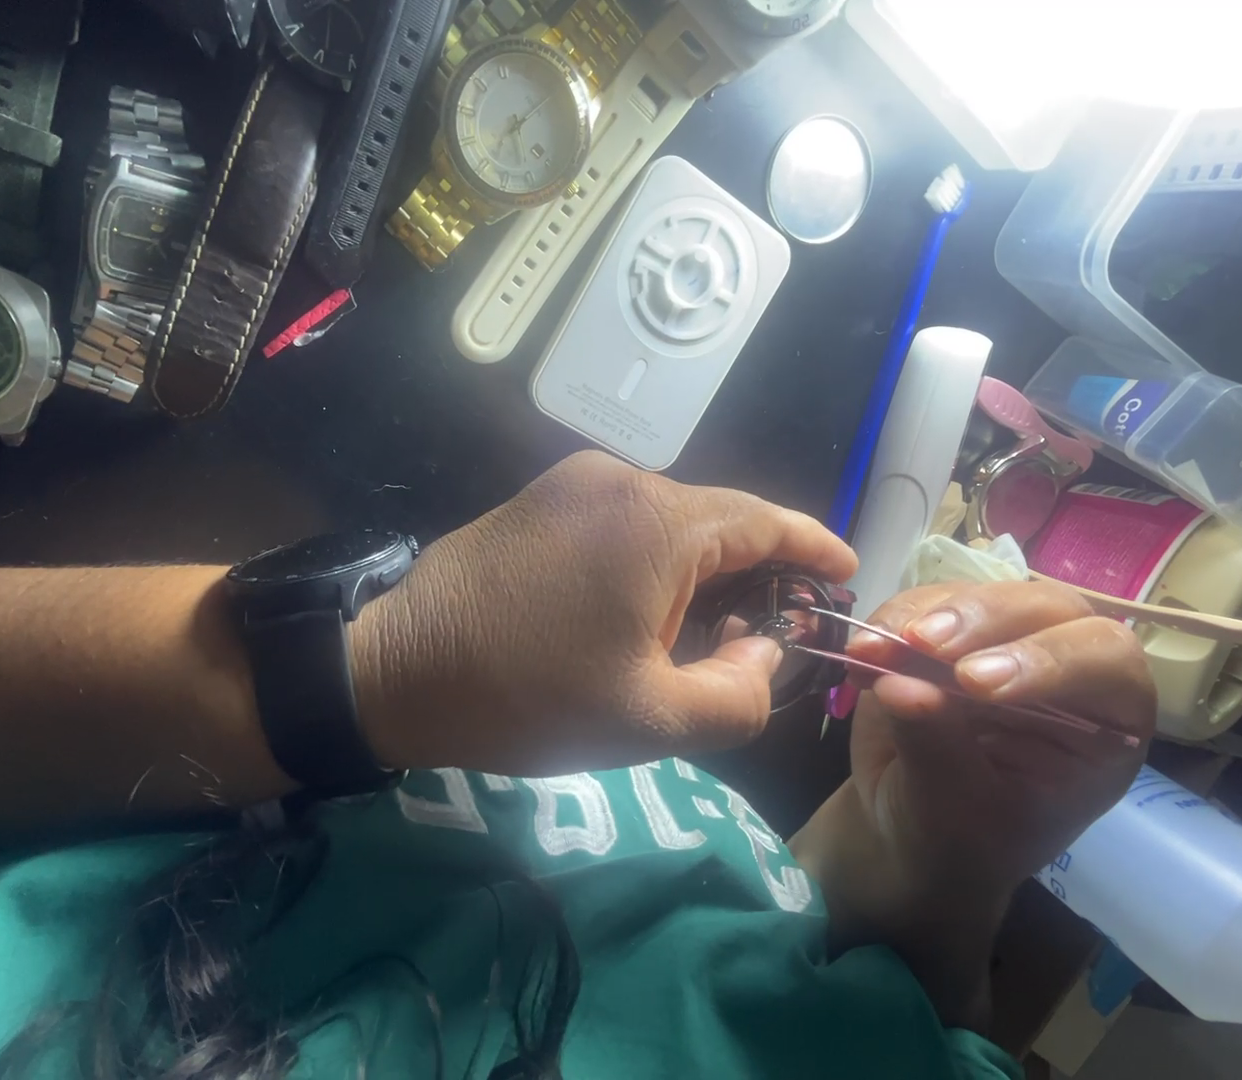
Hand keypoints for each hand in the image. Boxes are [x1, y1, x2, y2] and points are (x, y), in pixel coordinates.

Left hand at [349, 451, 855, 776]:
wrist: (395, 669)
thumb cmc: (527, 695)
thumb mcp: (651, 718)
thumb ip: (739, 691)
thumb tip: (765, 650)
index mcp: (657, 520)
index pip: (766, 521)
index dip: (813, 548)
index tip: (845, 574)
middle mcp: (619, 481)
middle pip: (717, 522)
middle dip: (754, 577)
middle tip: (771, 635)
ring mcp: (571, 485)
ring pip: (668, 526)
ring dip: (698, 576)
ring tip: (701, 640)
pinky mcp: (538, 502)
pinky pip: (620, 526)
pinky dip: (651, 565)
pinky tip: (642, 615)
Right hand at [833, 581, 1154, 914]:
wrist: (907, 826)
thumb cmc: (959, 836)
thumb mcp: (958, 809)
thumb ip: (937, 747)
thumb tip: (898, 685)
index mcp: (1103, 721)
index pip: (1105, 661)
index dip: (1048, 659)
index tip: (975, 684)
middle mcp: (1059, 668)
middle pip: (1044, 607)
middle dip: (980, 618)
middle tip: (920, 643)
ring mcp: (995, 643)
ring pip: (974, 594)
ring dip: (917, 615)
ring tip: (868, 652)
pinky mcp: (938, 635)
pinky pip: (917, 605)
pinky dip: (884, 623)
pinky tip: (859, 656)